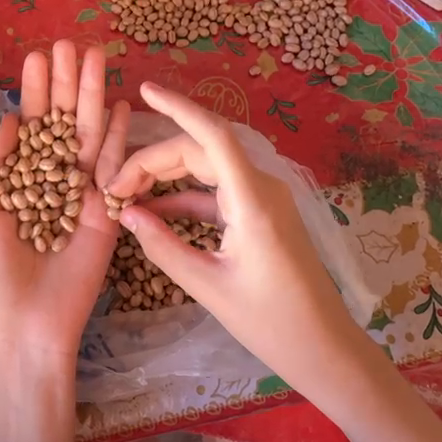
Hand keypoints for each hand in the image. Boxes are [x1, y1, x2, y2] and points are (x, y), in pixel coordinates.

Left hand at [0, 40, 130, 360]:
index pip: (34, 122)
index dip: (36, 89)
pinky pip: (115, 168)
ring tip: (94, 56)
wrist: (25, 323)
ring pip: (90, 134)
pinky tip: (119, 104)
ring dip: (92, 95)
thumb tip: (13, 115)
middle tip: (70, 42)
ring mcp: (84, 191)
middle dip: (67, 81)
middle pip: (65, 120)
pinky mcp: (108, 210)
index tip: (37, 55)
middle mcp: (56, 176)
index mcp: (25, 175)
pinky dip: (119, 136)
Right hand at [103, 81, 355, 374]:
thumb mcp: (209, 287)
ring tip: (126, 192)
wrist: (327, 351)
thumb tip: (128, 214)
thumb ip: (164, 247)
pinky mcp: (260, 213)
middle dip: (154, 160)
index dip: (177, 106)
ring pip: (206, 168)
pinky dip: (185, 196)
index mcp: (252, 199)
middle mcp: (260, 186)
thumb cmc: (273, 324)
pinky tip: (154, 209)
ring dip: (167, 175)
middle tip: (114, 185)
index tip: (144, 89)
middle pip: (200, 151)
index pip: (212, 134)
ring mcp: (262, 197)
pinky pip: (216, 191)